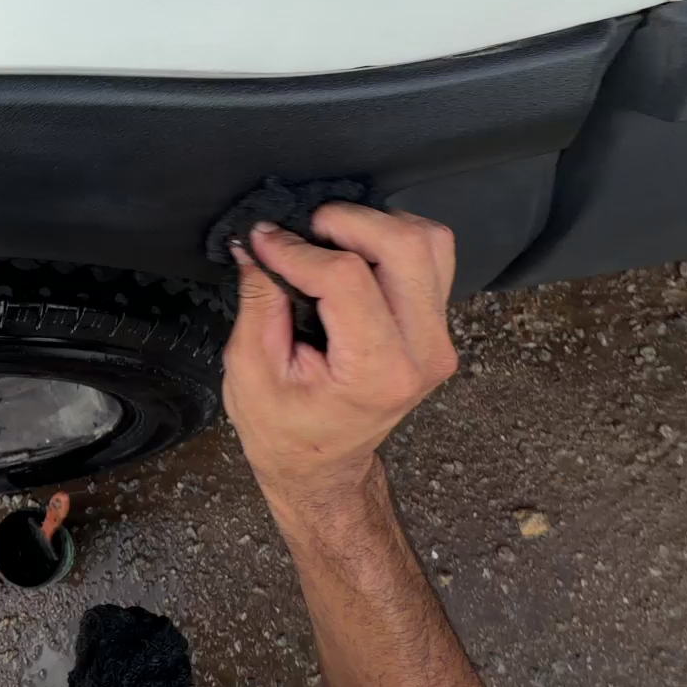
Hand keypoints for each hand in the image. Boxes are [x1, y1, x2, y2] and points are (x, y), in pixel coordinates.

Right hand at [222, 204, 457, 511]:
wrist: (320, 465)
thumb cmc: (280, 427)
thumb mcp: (249, 369)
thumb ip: (257, 301)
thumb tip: (254, 243)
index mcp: (376, 371)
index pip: (347, 278)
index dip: (295, 249)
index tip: (259, 240)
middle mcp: (423, 351)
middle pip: (406, 247)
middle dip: (344, 221)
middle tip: (298, 228)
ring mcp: (437, 337)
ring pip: (429, 242)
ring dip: (372, 225)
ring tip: (323, 237)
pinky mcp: (434, 325)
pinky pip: (429, 257)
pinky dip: (387, 238)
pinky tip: (347, 250)